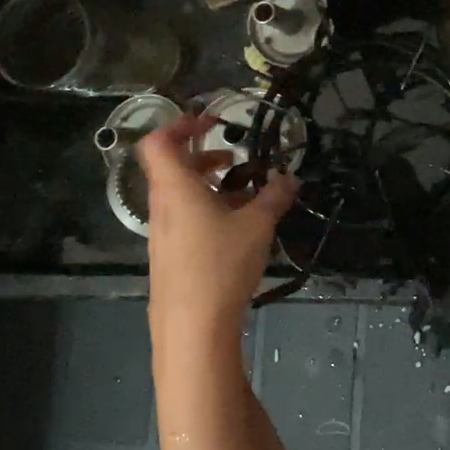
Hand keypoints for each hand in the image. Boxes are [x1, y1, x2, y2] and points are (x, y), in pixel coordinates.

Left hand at [138, 115, 299, 334]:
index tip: (211, 122)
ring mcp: (162, 234)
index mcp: (176, 189)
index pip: (158, 143)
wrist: (192, 327)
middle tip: (236, 156)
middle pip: (172, 168)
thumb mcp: (258, 225)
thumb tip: (291, 178)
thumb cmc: (221, 264)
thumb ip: (275, 197)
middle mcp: (162, 207)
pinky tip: (238, 227)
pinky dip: (207, 210)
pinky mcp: (170, 257)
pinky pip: (184, 219)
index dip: (180, 125)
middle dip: (204, 155)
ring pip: (180, 195)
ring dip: (209, 185)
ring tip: (245, 193)